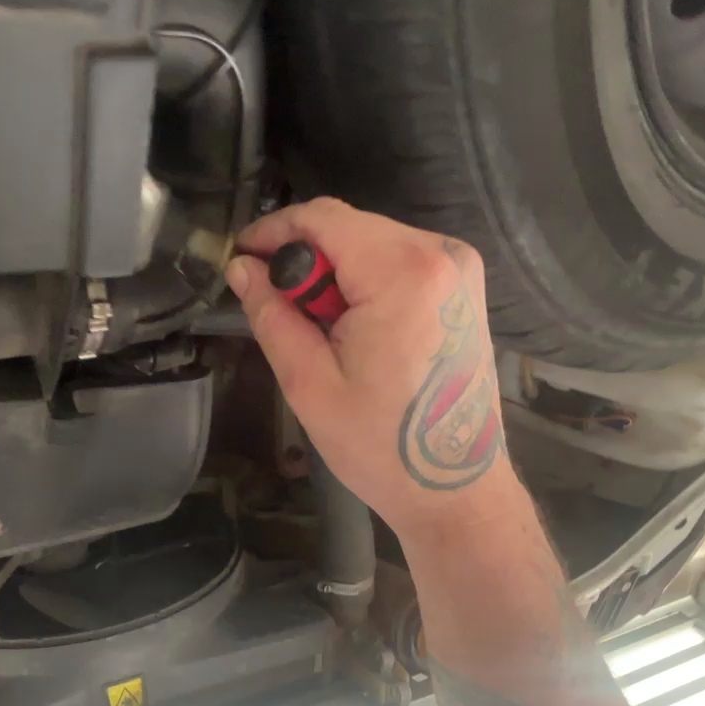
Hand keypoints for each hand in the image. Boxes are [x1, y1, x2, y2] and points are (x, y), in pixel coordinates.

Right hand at [227, 198, 510, 532]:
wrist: (453, 488)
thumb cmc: (377, 444)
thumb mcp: (308, 382)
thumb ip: (272, 315)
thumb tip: (242, 270)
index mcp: (402, 272)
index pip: (322, 218)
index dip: (272, 231)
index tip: (240, 260)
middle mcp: (440, 255)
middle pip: (349, 226)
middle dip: (302, 259)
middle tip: (274, 307)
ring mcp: (459, 270)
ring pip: (371, 243)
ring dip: (331, 274)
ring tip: (315, 329)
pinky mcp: (464, 289)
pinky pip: (397, 263)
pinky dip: (363, 283)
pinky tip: (351, 329)